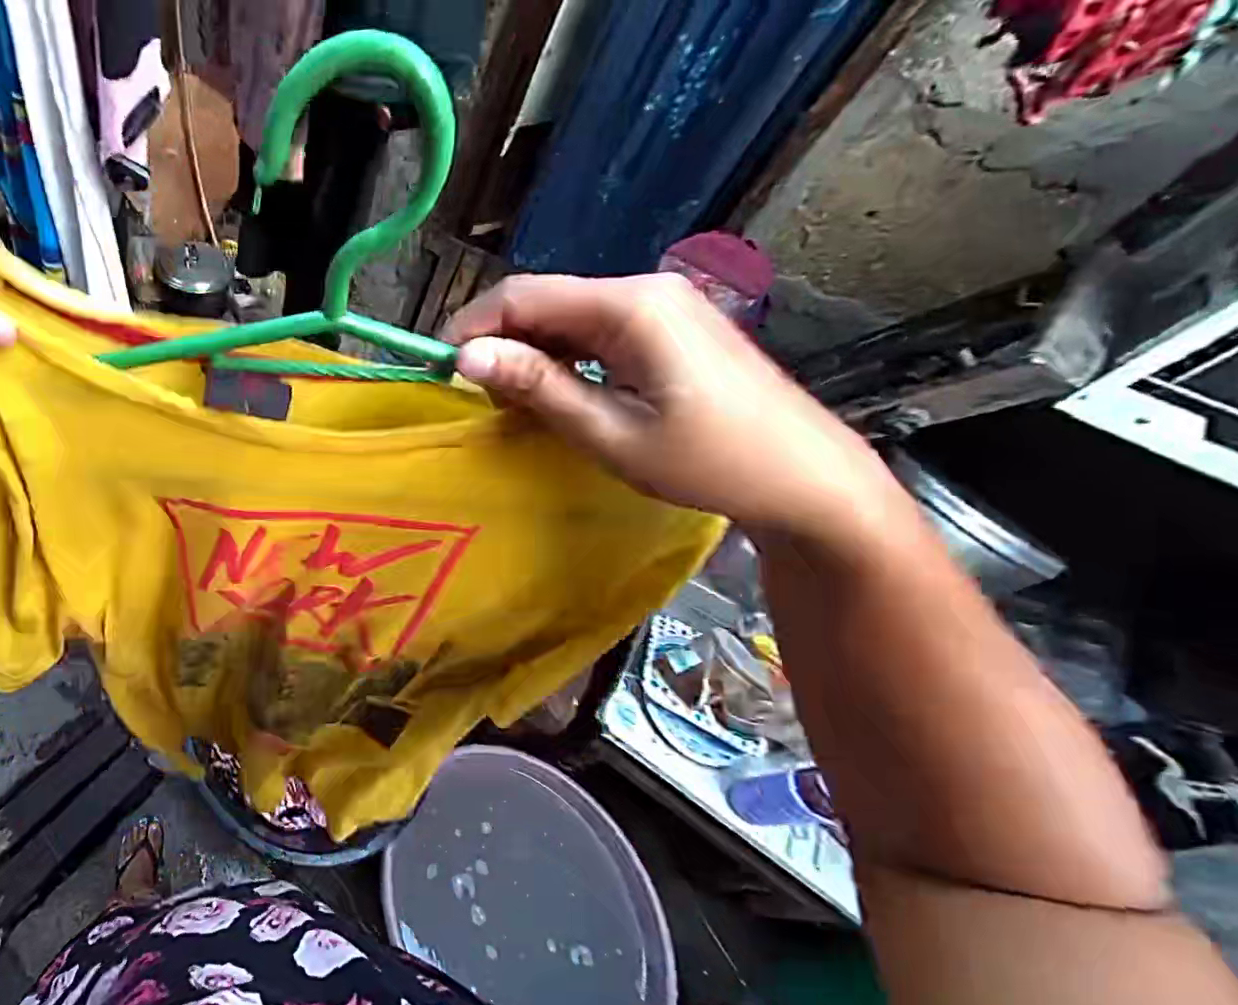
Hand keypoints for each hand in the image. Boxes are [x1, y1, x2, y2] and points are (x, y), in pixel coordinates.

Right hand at [442, 274, 902, 544]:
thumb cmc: (707, 461)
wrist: (803, 476)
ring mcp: (661, 304)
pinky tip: (557, 393)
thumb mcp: (609, 432)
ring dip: (529, 352)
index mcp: (630, 306)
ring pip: (565, 316)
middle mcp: (643, 288)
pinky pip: (594, 330)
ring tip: (514, 404)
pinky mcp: (668, 325)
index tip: (440, 372)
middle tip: (479, 400)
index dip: (471, 327)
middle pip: (544, 300)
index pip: (523, 295)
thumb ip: (537, 387)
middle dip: (499, 342)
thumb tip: (466, 357)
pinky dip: (562, 358)